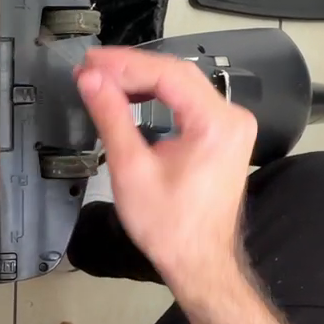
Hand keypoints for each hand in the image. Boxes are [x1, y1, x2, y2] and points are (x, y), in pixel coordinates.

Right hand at [74, 47, 258, 294]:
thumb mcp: (131, 168)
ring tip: (104, 79)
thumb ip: (111, 116)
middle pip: (176, 74)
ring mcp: (230, 126)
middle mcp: (231, 119)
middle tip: (91, 67)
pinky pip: (187, 102)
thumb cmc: (171, 226)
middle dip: (130, 68)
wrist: (197, 260)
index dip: (124, 64)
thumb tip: (91, 81)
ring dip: (142, 80)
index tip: (91, 63)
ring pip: (181, 85)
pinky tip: (131, 95)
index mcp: (216, 123)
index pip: (166, 74)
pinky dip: (157, 96)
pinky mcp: (222, 135)